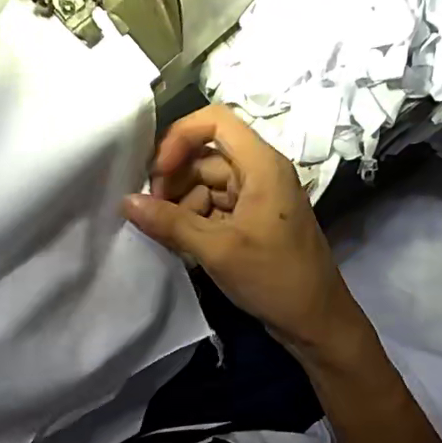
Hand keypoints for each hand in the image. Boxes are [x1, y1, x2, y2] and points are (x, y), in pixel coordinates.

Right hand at [123, 105, 366, 354]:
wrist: (316, 321)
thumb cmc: (273, 278)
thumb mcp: (216, 249)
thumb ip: (170, 222)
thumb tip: (125, 202)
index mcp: (261, 164)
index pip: (214, 121)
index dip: (179, 138)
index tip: (156, 173)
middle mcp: (261, 172)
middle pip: (206, 156)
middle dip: (175, 179)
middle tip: (152, 213)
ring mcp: (259, 198)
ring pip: (208, 184)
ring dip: (182, 204)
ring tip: (166, 234)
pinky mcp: (254, 222)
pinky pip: (217, 207)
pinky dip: (196, 220)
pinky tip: (181, 244)